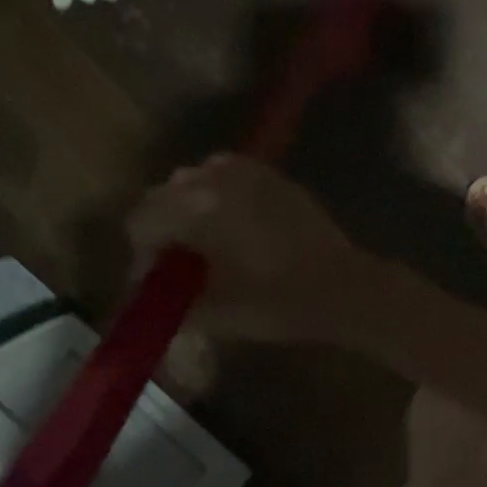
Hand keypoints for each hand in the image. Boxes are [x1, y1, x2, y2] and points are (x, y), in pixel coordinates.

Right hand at [127, 154, 370, 340]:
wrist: (344, 288)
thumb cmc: (277, 302)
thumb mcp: (215, 314)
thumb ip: (173, 305)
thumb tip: (152, 304)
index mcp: (193, 207)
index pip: (142, 222)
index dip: (142, 256)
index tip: (154, 285)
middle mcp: (217, 178)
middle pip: (166, 196)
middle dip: (164, 229)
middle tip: (177, 266)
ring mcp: (252, 173)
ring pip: (198, 181)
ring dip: (190, 208)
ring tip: (204, 244)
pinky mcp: (279, 179)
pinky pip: (233, 178)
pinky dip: (222, 197)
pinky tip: (234, 227)